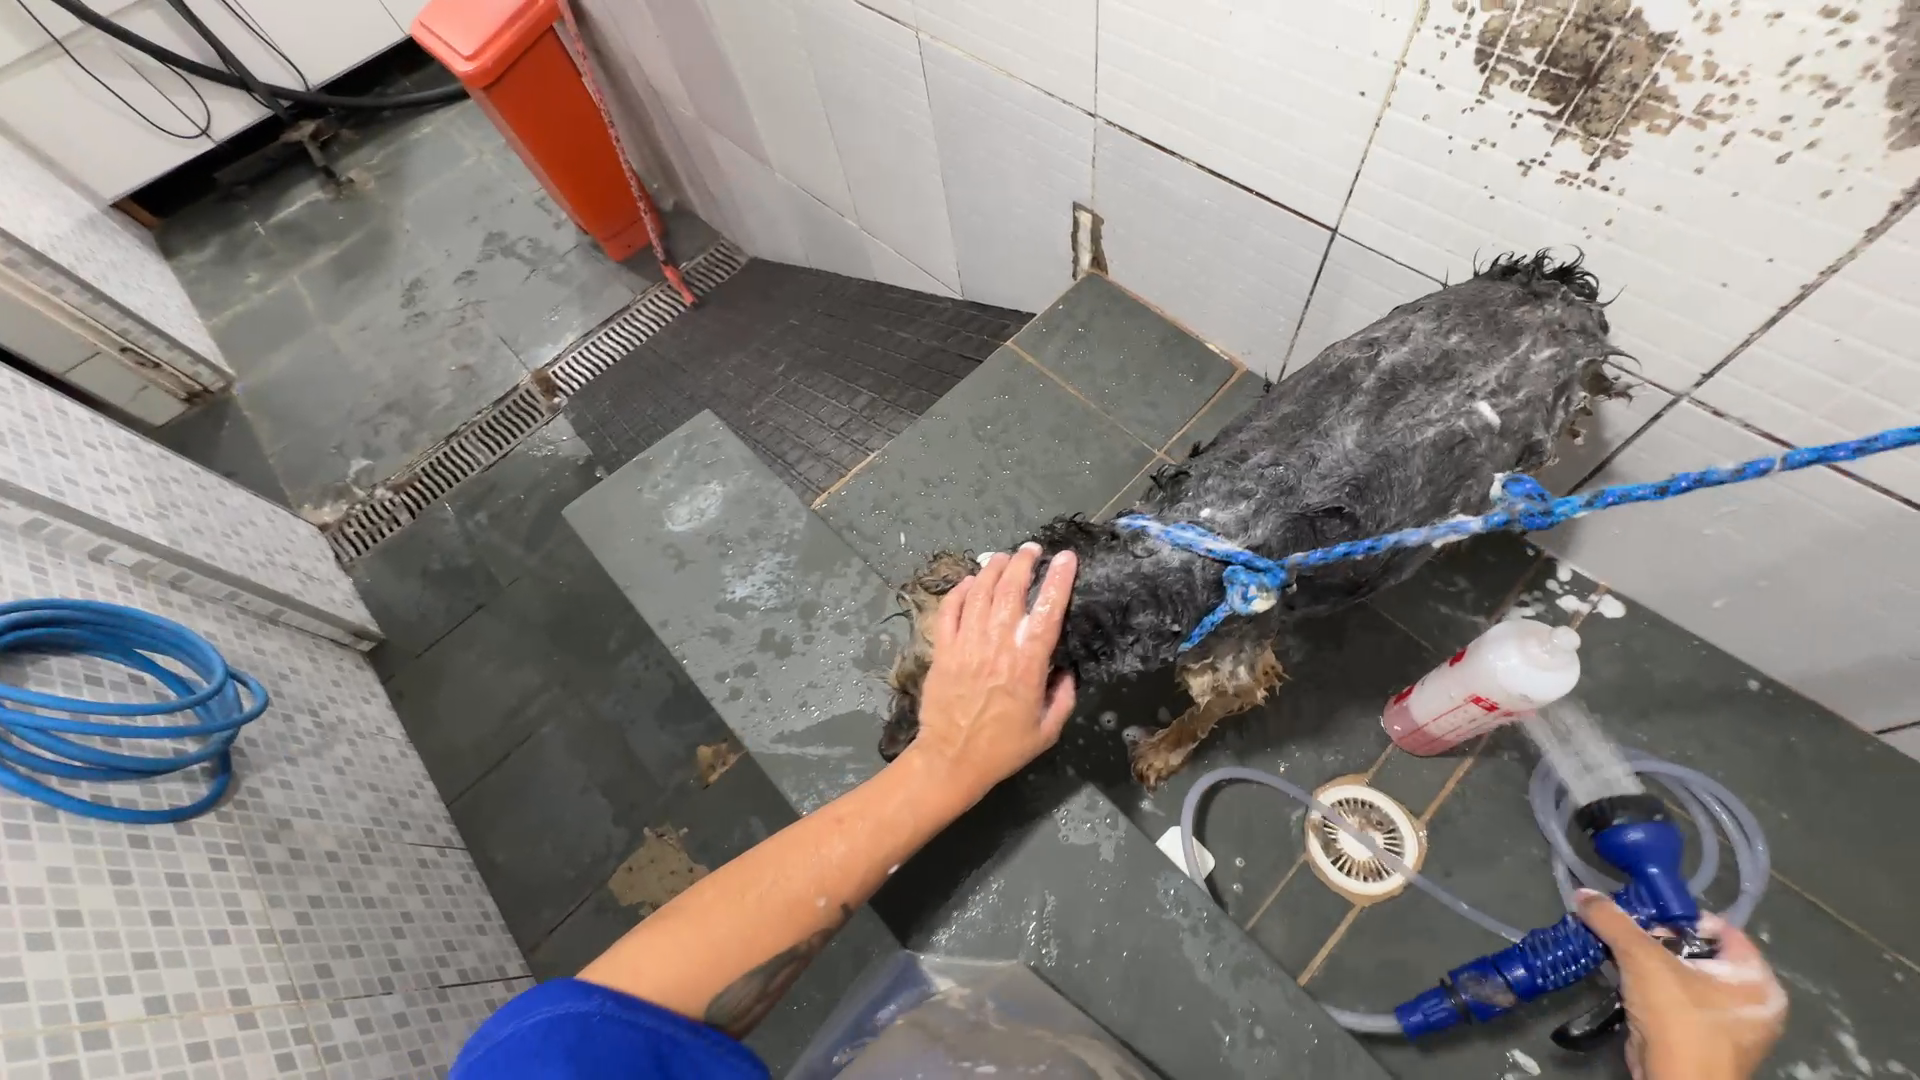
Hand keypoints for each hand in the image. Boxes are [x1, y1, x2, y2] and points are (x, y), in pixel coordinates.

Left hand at [902, 543, 1077, 807]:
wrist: (951, 760)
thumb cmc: (1003, 749)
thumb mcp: (1048, 730)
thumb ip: (1064, 696)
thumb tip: (1068, 669)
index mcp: (1027, 663)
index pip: (1047, 610)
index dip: (1058, 580)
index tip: (1066, 558)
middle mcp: (996, 645)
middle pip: (1010, 590)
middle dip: (1023, 563)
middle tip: (1032, 549)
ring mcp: (965, 644)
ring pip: (979, 593)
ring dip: (992, 569)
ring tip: (1003, 557)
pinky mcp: (942, 649)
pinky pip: (949, 610)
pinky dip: (959, 590)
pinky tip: (968, 581)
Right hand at [1578, 891, 1785, 1079]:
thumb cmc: (1678, 1019)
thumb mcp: (1640, 959)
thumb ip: (1611, 921)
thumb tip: (1583, 893)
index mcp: (1756, 981)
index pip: (1719, 928)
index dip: (1677, 914)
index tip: (1639, 911)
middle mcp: (1752, 1000)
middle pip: (1697, 949)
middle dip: (1654, 937)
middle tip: (1621, 931)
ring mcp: (1730, 1021)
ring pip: (1683, 972)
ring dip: (1645, 959)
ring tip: (1614, 950)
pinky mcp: (1704, 1035)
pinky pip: (1677, 995)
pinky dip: (1649, 982)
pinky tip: (1622, 977)